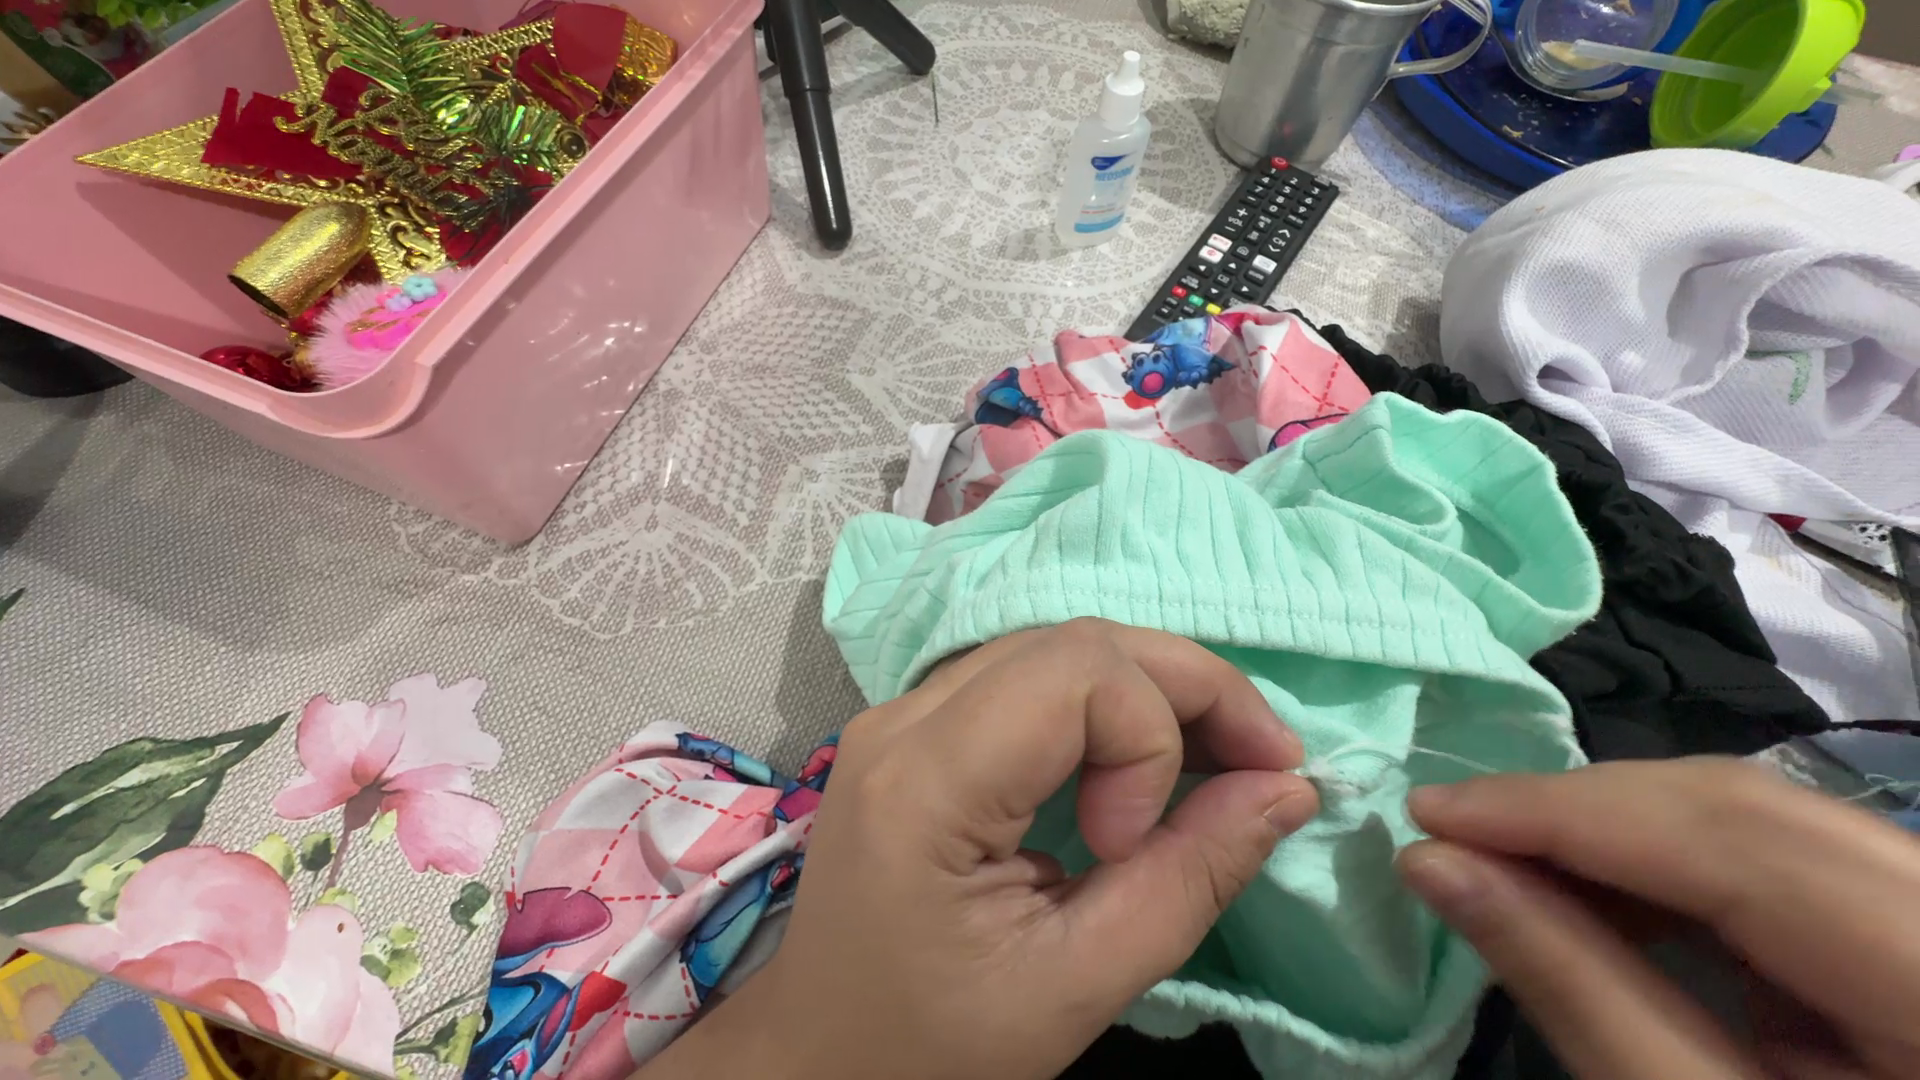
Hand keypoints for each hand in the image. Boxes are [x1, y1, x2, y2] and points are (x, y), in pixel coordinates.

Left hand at [644, 618, 1318, 1079]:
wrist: (819, 1054)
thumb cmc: (935, 1045)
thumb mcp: (1076, 986)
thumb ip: (1189, 878)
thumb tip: (1286, 788)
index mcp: (925, 782)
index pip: (1075, 669)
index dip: (1153, 733)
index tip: (1142, 839)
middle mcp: (903, 718)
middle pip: (1070, 641)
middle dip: (1182, 686)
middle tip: (1261, 760)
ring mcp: (901, 713)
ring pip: (1052, 648)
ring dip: (1147, 692)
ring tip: (1213, 761)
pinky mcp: (915, 726)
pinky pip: (1025, 679)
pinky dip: (1100, 705)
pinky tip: (1139, 758)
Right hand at [1396, 757, 1919, 1078]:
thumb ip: (1571, 984)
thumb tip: (1432, 862)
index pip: (1733, 841)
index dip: (1560, 811)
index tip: (1429, 811)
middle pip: (1746, 808)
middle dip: (1576, 807)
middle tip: (1455, 827)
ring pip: (1757, 815)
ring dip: (1608, 827)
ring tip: (1506, 855)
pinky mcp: (1912, 932)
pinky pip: (1774, 854)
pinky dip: (1658, 859)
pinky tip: (1593, 888)